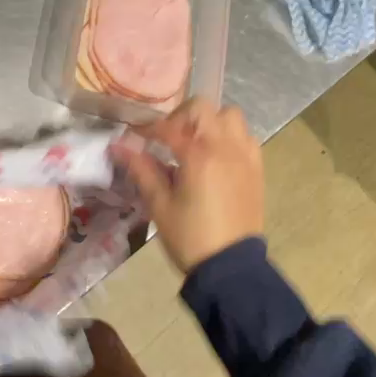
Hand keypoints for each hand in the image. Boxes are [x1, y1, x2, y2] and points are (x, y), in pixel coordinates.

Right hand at [113, 99, 264, 272]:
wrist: (231, 268)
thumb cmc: (190, 237)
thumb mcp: (160, 205)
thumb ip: (141, 170)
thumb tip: (118, 147)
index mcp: (199, 155)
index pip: (169, 127)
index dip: (148, 129)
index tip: (136, 137)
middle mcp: (225, 147)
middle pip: (203, 108)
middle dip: (182, 117)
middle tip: (169, 139)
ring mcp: (245, 156)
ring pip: (230, 116)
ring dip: (210, 123)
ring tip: (195, 145)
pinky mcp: (257, 169)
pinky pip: (246, 138)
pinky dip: (230, 138)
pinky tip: (216, 158)